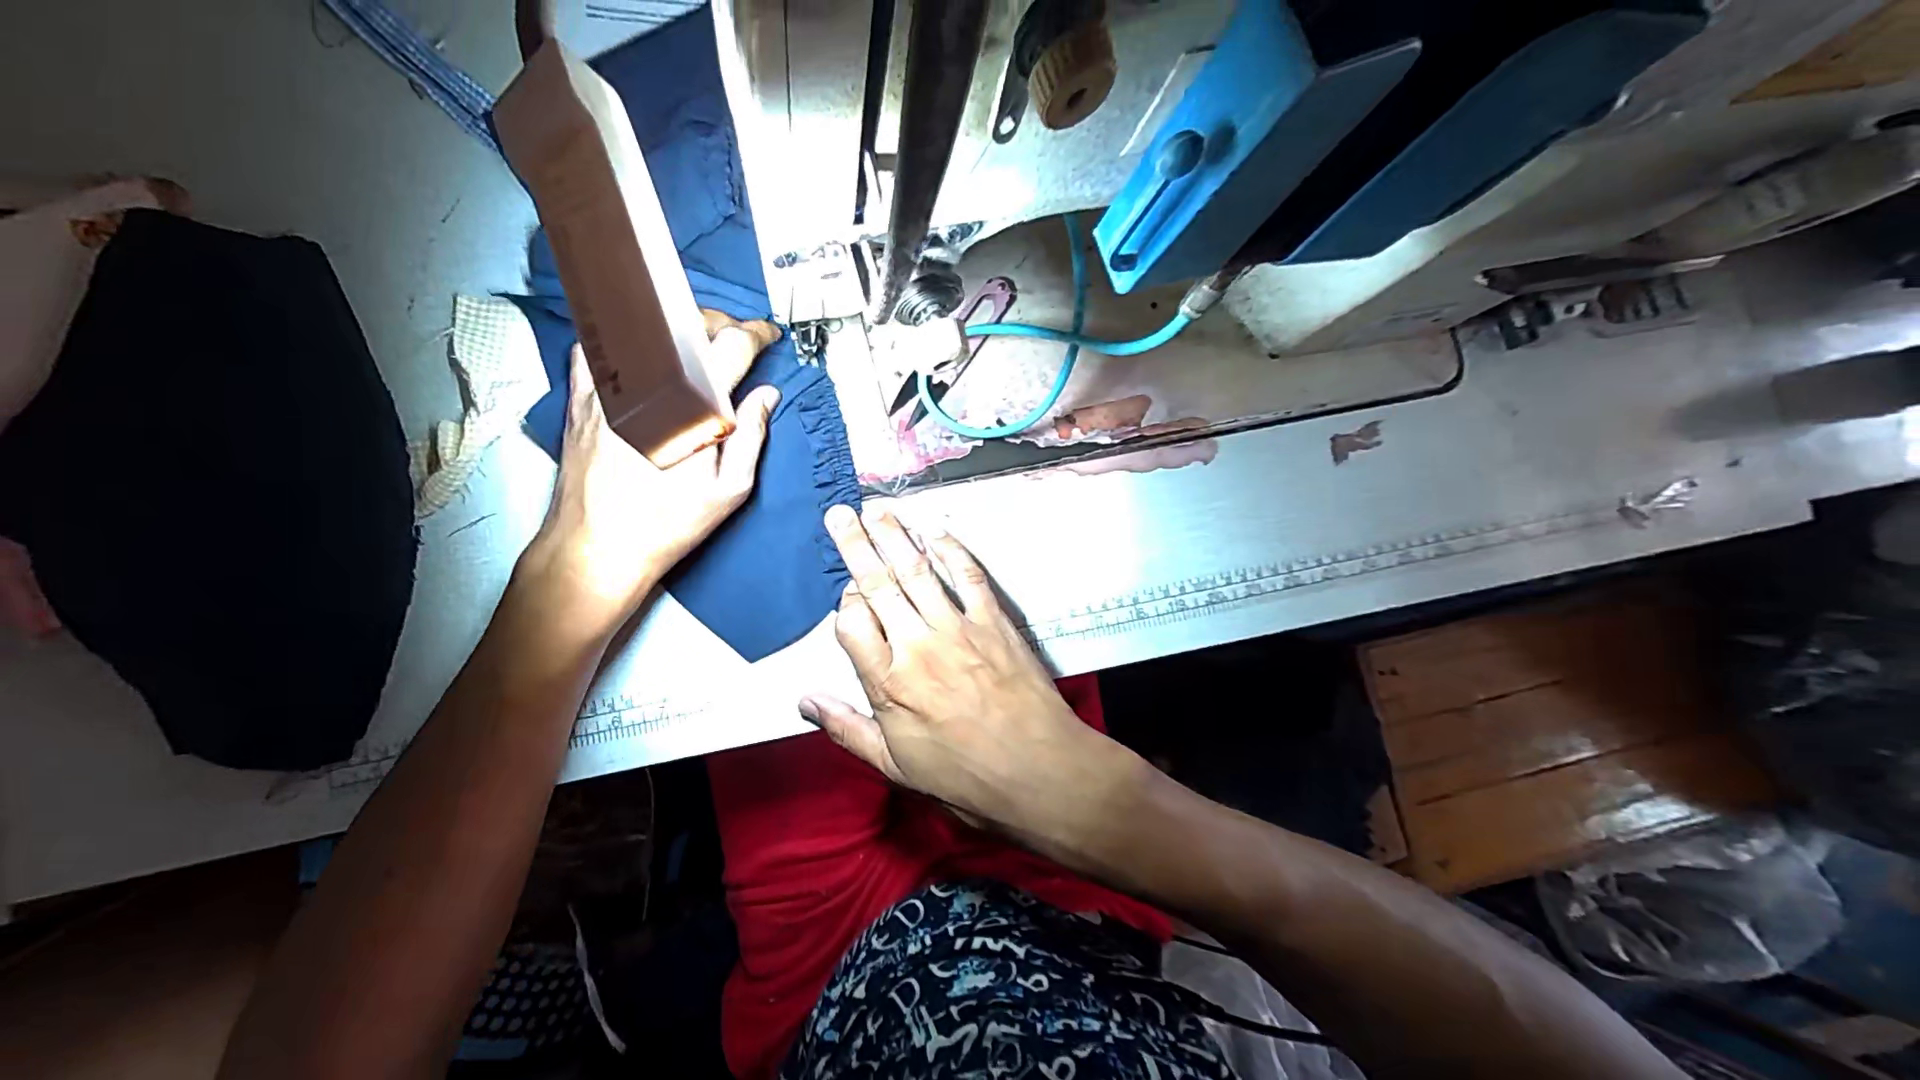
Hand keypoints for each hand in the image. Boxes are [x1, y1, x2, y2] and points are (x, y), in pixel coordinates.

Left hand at [517, 312, 781, 634]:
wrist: (597, 547)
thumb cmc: (663, 526)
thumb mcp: (729, 490)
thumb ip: (752, 435)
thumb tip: (765, 397)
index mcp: (693, 410)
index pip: (732, 346)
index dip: (756, 334)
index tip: (765, 336)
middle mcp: (649, 390)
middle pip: (688, 324)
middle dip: (719, 324)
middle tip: (735, 340)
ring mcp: (610, 388)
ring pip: (646, 327)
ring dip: (676, 327)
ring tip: (692, 347)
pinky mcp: (582, 396)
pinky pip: (600, 346)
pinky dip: (626, 341)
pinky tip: (642, 358)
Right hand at [800, 506, 1139, 840]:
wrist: (1039, 771)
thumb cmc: (967, 776)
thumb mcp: (896, 766)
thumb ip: (847, 729)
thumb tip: (807, 702)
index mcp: (889, 684)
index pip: (851, 624)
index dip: (845, 602)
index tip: (848, 593)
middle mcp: (918, 647)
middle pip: (878, 585)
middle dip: (856, 545)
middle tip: (841, 513)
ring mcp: (958, 630)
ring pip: (918, 572)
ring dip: (895, 537)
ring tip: (878, 511)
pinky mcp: (994, 623)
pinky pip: (968, 577)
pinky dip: (952, 551)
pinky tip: (936, 532)